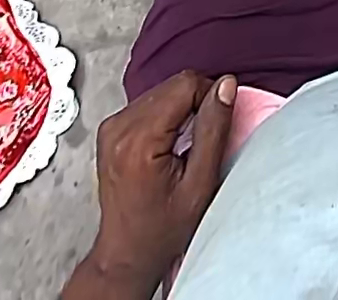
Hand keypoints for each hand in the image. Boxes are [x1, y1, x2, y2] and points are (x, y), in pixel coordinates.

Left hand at [68, 71, 235, 296]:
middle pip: (173, 84)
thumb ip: (214, 129)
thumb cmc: (164, 229)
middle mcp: (119, 127)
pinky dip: (166, 113)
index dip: (209, 97)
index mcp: (139, 140)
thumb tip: (226, 85)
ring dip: (181, 108)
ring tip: (184, 145)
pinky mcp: (111, 126)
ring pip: (163, 89)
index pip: (185, 84)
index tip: (214, 127)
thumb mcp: (200, 184)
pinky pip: (150, 100)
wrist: (127, 253)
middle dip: (195, 103)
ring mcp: (111, 125)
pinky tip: (168, 142)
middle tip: (200, 139)